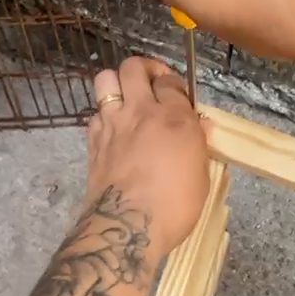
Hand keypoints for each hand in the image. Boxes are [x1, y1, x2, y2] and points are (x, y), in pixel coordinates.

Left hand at [84, 56, 209, 257]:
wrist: (126, 227)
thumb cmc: (174, 207)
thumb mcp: (201, 176)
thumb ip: (197, 144)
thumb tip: (198, 126)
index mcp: (175, 118)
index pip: (171, 81)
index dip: (175, 85)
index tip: (179, 97)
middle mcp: (141, 112)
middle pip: (134, 67)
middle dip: (145, 69)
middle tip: (153, 84)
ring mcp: (113, 124)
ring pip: (105, 79)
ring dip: (118, 83)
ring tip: (128, 99)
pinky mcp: (93, 141)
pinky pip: (95, 112)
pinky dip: (105, 115)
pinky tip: (114, 130)